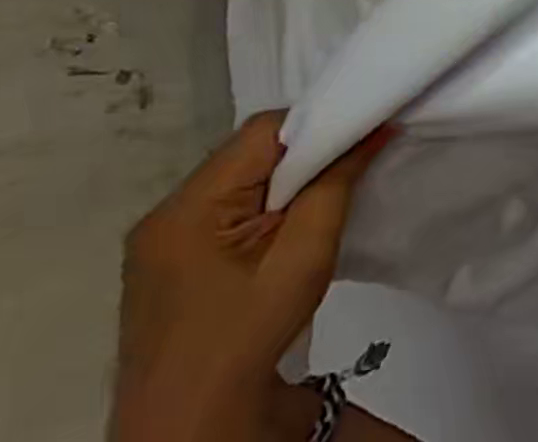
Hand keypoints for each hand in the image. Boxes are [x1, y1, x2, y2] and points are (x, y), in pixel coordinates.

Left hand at [113, 112, 391, 441]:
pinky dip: (268, 200)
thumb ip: (338, 184)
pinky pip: (228, 204)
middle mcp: (165, 213)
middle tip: (351, 165)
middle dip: (305, 152)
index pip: (260, 133)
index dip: (316, 125)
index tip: (362, 134)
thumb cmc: (251, 332)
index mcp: (188, 208)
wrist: (193, 421)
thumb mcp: (306, 254)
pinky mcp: (171, 257)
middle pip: (247, 152)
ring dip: (288, 177)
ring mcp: (162, 237)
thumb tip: (375, 130)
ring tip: (326, 195)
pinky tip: (291, 223)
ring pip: (240, 177)